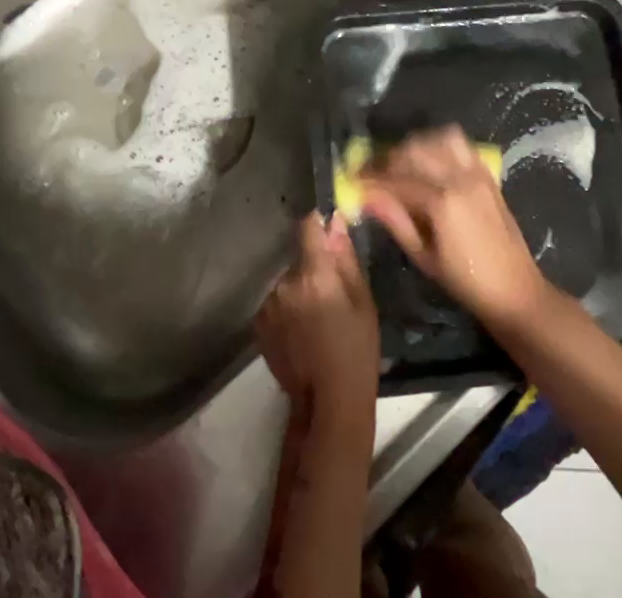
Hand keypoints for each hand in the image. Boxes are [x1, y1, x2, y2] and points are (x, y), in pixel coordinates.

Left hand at [254, 212, 379, 416]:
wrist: (326, 400)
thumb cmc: (356, 351)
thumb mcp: (363, 302)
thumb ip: (345, 259)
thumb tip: (334, 221)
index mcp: (314, 275)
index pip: (307, 227)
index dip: (319, 226)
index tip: (330, 236)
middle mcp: (284, 283)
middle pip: (299, 259)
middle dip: (314, 269)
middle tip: (334, 297)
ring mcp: (267, 304)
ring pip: (287, 282)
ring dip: (300, 291)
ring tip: (318, 321)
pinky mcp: (258, 323)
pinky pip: (277, 302)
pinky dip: (287, 309)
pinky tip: (302, 333)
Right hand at [360, 126, 551, 327]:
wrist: (515, 290)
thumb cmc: (465, 281)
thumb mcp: (423, 256)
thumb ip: (395, 221)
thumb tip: (365, 197)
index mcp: (442, 202)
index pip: (396, 179)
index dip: (370, 178)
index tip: (352, 179)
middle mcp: (461, 179)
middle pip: (415, 151)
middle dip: (388, 159)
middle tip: (372, 172)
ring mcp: (478, 174)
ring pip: (439, 140)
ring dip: (415, 147)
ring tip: (401, 165)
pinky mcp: (488, 176)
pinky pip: (462, 147)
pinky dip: (441, 147)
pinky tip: (429, 163)